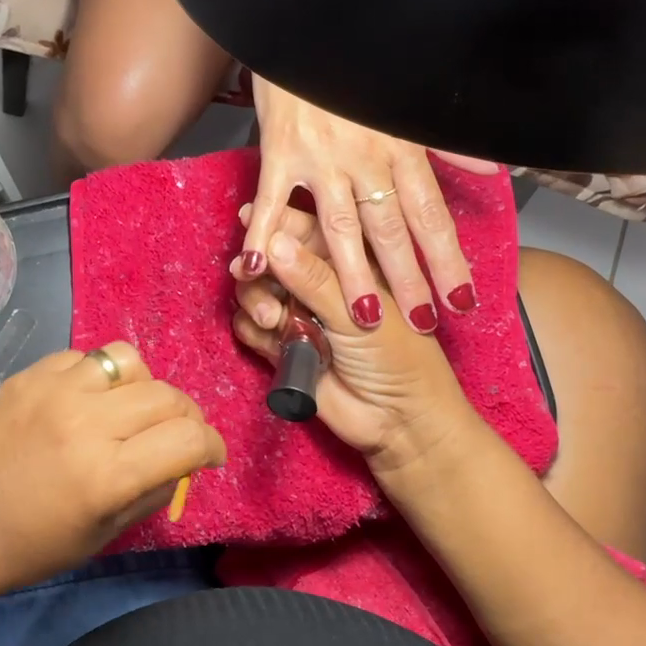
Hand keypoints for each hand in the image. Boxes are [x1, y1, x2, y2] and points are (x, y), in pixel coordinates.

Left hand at [0, 344, 226, 608]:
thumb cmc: (28, 546)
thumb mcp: (103, 534)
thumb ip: (153, 490)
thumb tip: (184, 459)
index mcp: (106, 473)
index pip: (189, 437)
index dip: (211, 446)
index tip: (208, 456)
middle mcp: (84, 420)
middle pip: (167, 396)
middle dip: (185, 418)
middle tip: (175, 438)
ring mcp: (54, 390)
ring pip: (129, 361)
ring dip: (143, 387)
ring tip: (130, 411)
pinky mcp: (29, 374)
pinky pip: (85, 357)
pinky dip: (99, 376)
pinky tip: (87, 401)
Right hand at [229, 205, 476, 472]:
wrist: (398, 423)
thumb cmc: (396, 357)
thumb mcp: (356, 312)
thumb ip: (313, 278)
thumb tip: (271, 240)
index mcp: (344, 262)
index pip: (301, 230)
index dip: (273, 225)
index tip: (250, 222)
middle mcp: (315, 282)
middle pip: (268, 259)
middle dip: (256, 267)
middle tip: (250, 275)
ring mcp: (295, 313)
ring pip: (253, 291)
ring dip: (253, 300)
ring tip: (270, 319)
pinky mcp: (279, 344)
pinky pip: (248, 326)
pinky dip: (250, 329)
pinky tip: (266, 339)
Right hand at [243, 77, 497, 334]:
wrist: (311, 30)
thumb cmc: (356, 71)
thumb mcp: (408, 103)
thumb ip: (446, 145)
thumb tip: (494, 172)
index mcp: (401, 148)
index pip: (430, 213)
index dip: (447, 258)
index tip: (462, 299)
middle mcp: (367, 159)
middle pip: (390, 228)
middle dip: (408, 278)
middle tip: (420, 322)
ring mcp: (321, 159)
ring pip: (339, 224)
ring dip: (350, 271)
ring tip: (363, 315)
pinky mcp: (279, 153)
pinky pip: (272, 200)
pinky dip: (263, 233)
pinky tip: (256, 267)